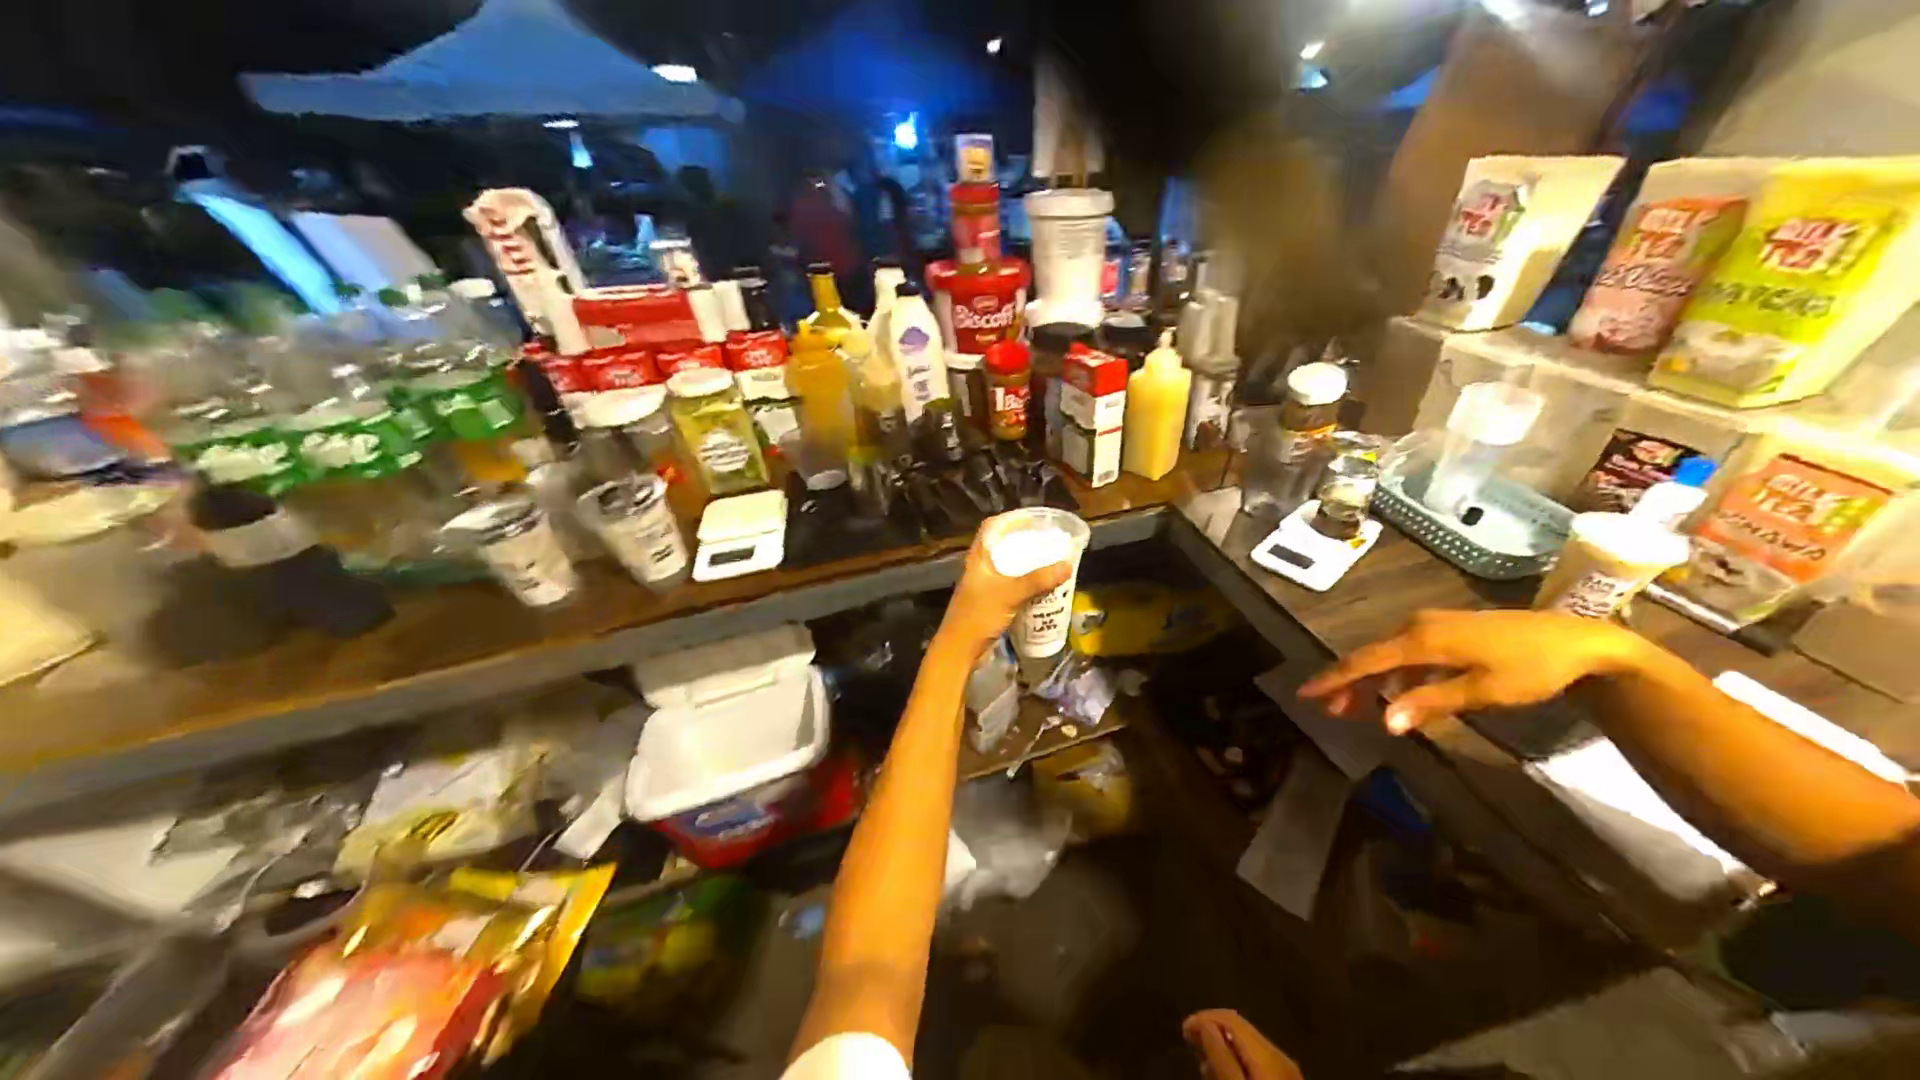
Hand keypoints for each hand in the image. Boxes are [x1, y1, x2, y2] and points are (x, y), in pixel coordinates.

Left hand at [935, 513, 1073, 657]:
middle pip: (1003, 548)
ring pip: (1009, 570)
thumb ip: (1037, 580)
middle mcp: (981, 569)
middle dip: (1025, 544)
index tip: (1034, 520)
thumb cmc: (978, 616)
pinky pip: (1013, 589)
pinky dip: (1028, 587)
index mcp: (978, 559)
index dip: (1010, 520)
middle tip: (1050, 542)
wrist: (959, 651)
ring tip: (1052, 563)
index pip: (991, 528)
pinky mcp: (992, 605)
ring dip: (1028, 567)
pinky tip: (1044, 589)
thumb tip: (1067, 565)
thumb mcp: (1010, 594)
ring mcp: (985, 588)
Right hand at [1182, 1010, 1300, 1079]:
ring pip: (1249, 1047)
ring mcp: (1287, 1074)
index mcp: (1268, 1056)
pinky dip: (1238, 1064)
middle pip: (1241, 1031)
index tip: (1183, 1033)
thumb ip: (1221, 1059)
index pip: (1231, 1019)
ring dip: (1224, 1049)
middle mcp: (1280, 1058)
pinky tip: (1227, 1078)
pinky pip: (1258, 1064)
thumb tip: (1206, 1026)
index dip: (1204, 1019)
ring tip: (1205, 1068)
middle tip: (1191, 1048)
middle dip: (1213, 1033)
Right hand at [1298, 609, 1650, 733]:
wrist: (1581, 641)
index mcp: (1420, 640)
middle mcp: (1417, 627)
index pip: (1364, 661)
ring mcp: (1431, 625)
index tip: (1304, 694)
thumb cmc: (1532, 668)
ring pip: (1386, 655)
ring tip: (1358, 707)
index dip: (1333, 679)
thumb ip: (1429, 703)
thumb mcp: (1483, 692)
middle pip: (1370, 657)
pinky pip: (1404, 652)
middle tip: (1331, 711)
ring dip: (1369, 681)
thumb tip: (1384, 722)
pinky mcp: (1445, 629)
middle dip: (1347, 684)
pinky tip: (1397, 693)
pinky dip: (1392, 674)